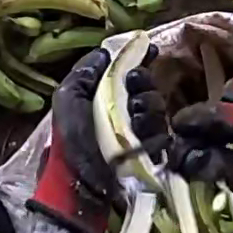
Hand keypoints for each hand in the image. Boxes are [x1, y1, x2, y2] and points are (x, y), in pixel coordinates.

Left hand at [28, 47, 164, 232]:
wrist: (81, 181)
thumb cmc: (71, 138)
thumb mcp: (68, 97)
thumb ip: (85, 71)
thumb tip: (105, 51)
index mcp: (105, 93)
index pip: (130, 69)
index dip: (141, 57)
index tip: (151, 51)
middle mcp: (126, 108)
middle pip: (148, 85)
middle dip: (143, 83)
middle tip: (132, 90)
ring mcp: (141, 131)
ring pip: (158, 106)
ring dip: (147, 106)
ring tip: (133, 116)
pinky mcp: (153, 152)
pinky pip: (164, 133)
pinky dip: (154, 131)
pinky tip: (142, 135)